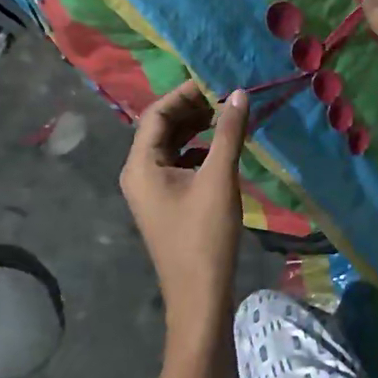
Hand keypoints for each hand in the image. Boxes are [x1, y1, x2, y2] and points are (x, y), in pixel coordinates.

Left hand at [120, 81, 249, 343]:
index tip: (216, 82)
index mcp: (140, 165)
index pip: (156, 114)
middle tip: (226, 97)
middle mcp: (138, 173)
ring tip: (228, 116)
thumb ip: (229, 133)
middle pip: (161, 127)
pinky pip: (178, 162)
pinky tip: (222, 147)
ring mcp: (151, 189)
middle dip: (192, 109)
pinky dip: (198, 148)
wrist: (199, 295)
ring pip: (171, 145)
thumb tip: (238, 93)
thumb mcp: (219, 178)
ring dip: (197, 128)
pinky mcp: (166, 201)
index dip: (185, 94)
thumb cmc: (204, 236)